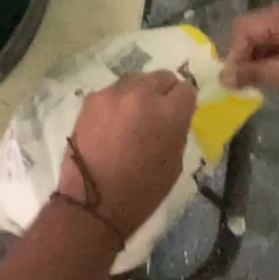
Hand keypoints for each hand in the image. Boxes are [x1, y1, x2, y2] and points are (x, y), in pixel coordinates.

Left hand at [59, 70, 196, 235]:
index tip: (179, 114)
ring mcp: (114, 93)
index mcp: (169, 113)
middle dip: (163, 93)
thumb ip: (177, 129)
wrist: (92, 202)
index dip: (184, 103)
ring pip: (136, 79)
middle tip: (157, 114)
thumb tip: (173, 114)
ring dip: (140, 93)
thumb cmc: (141, 191)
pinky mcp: (92, 98)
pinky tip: (113, 123)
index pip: (186, 89)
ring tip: (133, 117)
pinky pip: (113, 91)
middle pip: (162, 77)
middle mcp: (143, 94)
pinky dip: (118, 102)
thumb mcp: (174, 163)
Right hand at [223, 1, 278, 119]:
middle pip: (255, 32)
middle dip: (247, 58)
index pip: (245, 27)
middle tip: (243, 86)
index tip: (234, 80)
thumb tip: (222, 77)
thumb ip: (254, 74)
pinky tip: (276, 83)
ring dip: (260, 63)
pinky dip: (275, 64)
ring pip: (268, 42)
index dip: (235, 52)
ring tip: (258, 87)